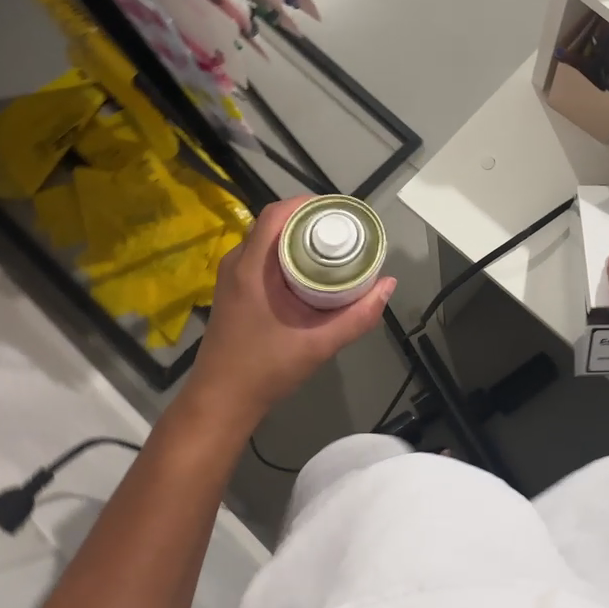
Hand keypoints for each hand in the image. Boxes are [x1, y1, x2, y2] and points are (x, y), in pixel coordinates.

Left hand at [186, 197, 393, 429]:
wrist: (220, 403)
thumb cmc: (265, 369)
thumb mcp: (320, 343)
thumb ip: (358, 315)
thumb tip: (388, 284)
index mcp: (252, 267)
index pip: (277, 213)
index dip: (309, 204)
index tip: (341, 212)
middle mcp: (238, 264)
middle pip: (275, 223)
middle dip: (311, 221)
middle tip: (345, 231)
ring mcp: (232, 278)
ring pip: (268, 241)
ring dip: (298, 238)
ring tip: (333, 247)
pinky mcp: (234, 291)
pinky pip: (262, 257)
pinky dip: (287, 254)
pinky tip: (310, 271)